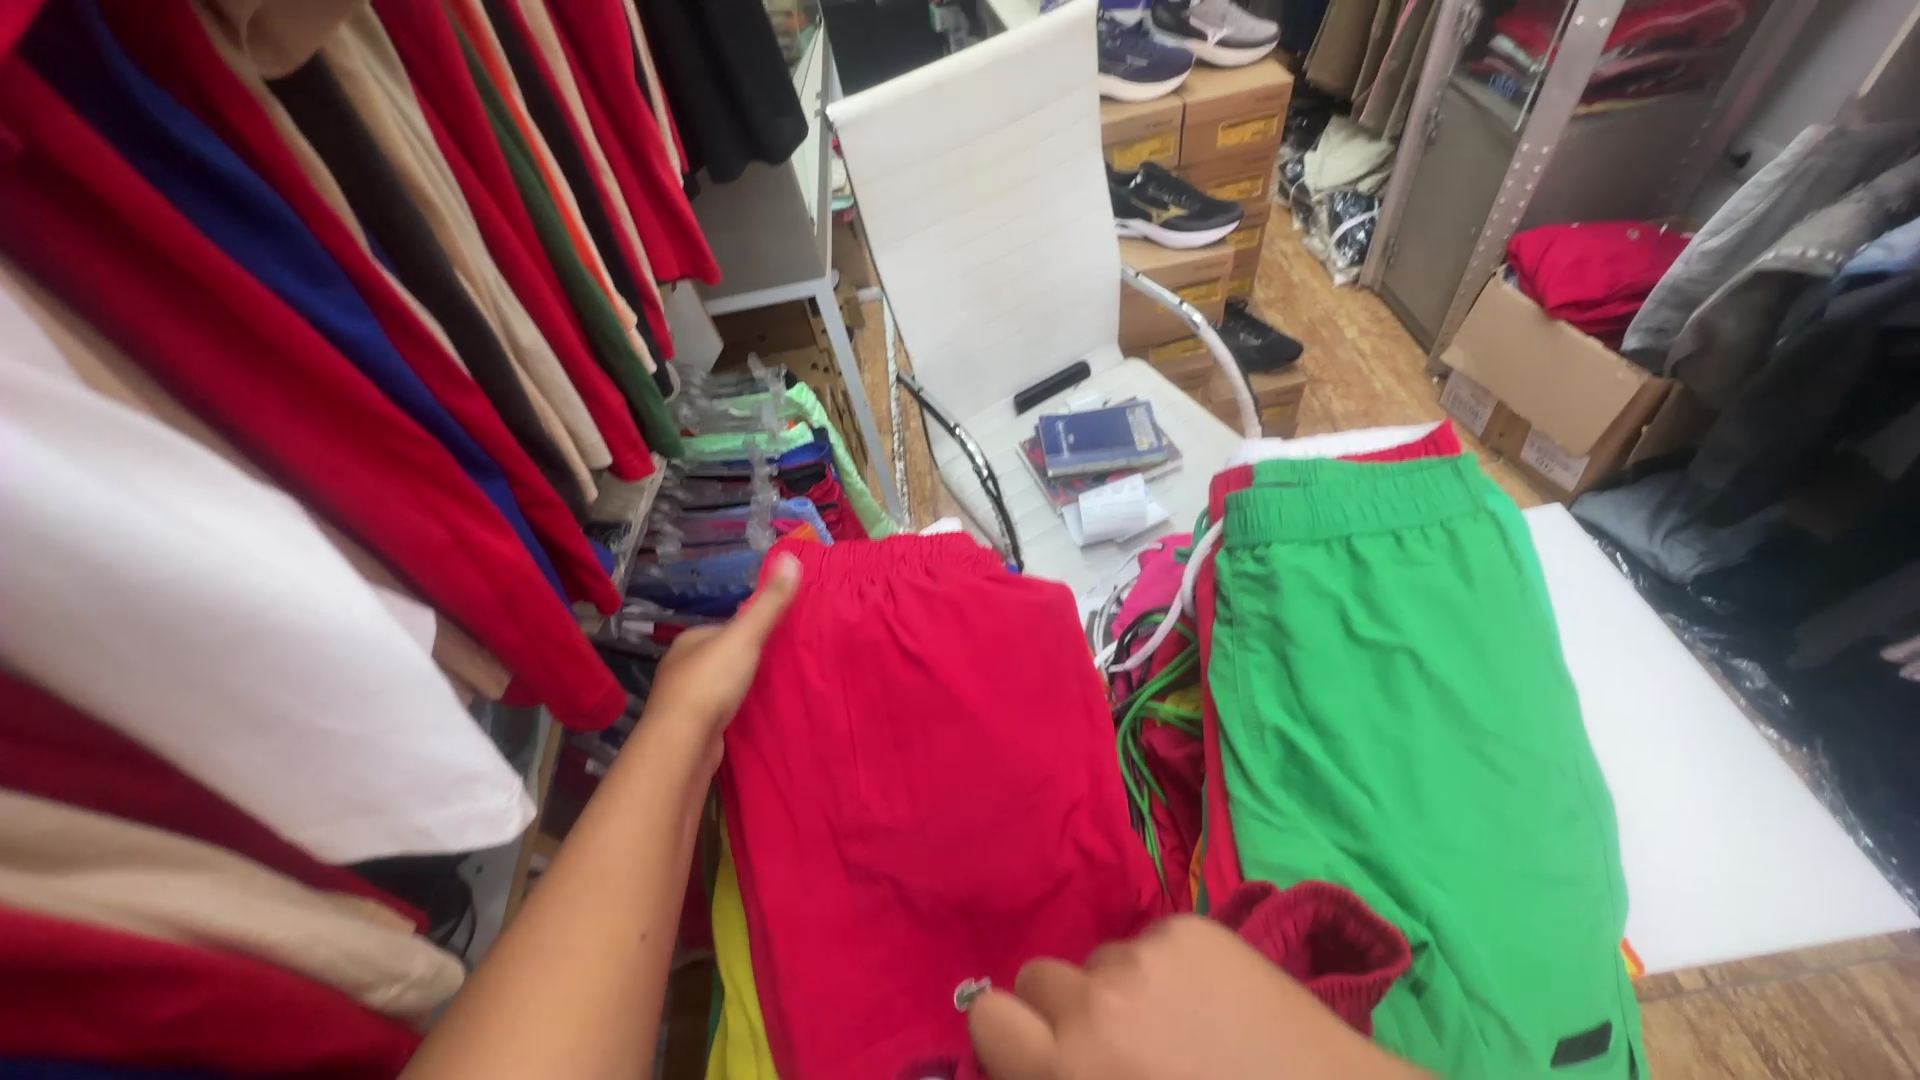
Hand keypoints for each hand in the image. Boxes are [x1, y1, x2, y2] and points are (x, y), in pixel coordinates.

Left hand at [644, 552, 801, 742]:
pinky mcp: (690, 728)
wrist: (683, 742)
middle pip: (721, 655)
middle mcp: (681, 665)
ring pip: (717, 685)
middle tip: (780, 664)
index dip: (751, 630)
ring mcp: (683, 699)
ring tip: (769, 690)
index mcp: (690, 639)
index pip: (726, 627)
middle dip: (745, 659)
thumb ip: (769, 603)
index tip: (778, 637)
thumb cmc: (711, 682)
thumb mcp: (746, 636)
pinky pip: (717, 710)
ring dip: (738, 686)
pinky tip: (748, 715)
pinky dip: (732, 710)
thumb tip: (792, 557)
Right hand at [968, 916, 1424, 1079]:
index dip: (1010, 1036)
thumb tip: (1036, 1061)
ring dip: (1118, 989)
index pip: (989, 1015)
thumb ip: (1062, 1079)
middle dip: (1064, 1011)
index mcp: (1073, 1066)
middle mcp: (1098, 998)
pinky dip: (1166, 969)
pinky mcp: (1192, 928)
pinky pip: (1148, 941)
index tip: (1039, 1053)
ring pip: (1098, 959)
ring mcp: (1149, 954)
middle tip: (1114, 1046)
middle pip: (1038, 978)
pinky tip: (1211, 1005)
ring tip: (1176, 1028)